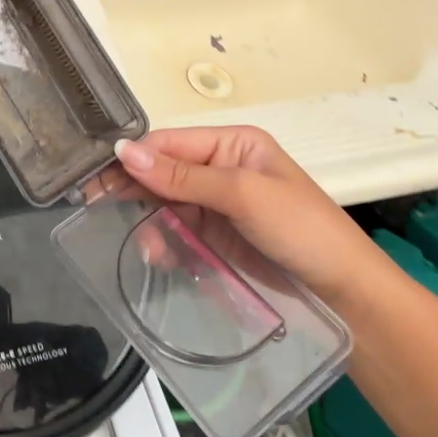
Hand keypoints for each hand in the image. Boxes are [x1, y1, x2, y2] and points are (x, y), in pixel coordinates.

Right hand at [114, 127, 386, 304]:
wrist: (346, 293)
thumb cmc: (301, 229)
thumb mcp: (243, 194)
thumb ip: (182, 175)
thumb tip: (124, 151)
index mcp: (232, 144)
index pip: (169, 143)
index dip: (134, 157)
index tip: (96, 176)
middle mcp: (221, 168)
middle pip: (162, 171)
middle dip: (133, 188)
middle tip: (92, 204)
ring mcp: (218, 204)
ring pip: (165, 202)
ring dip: (147, 219)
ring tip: (138, 243)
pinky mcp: (217, 236)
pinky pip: (177, 230)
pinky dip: (162, 240)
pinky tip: (156, 253)